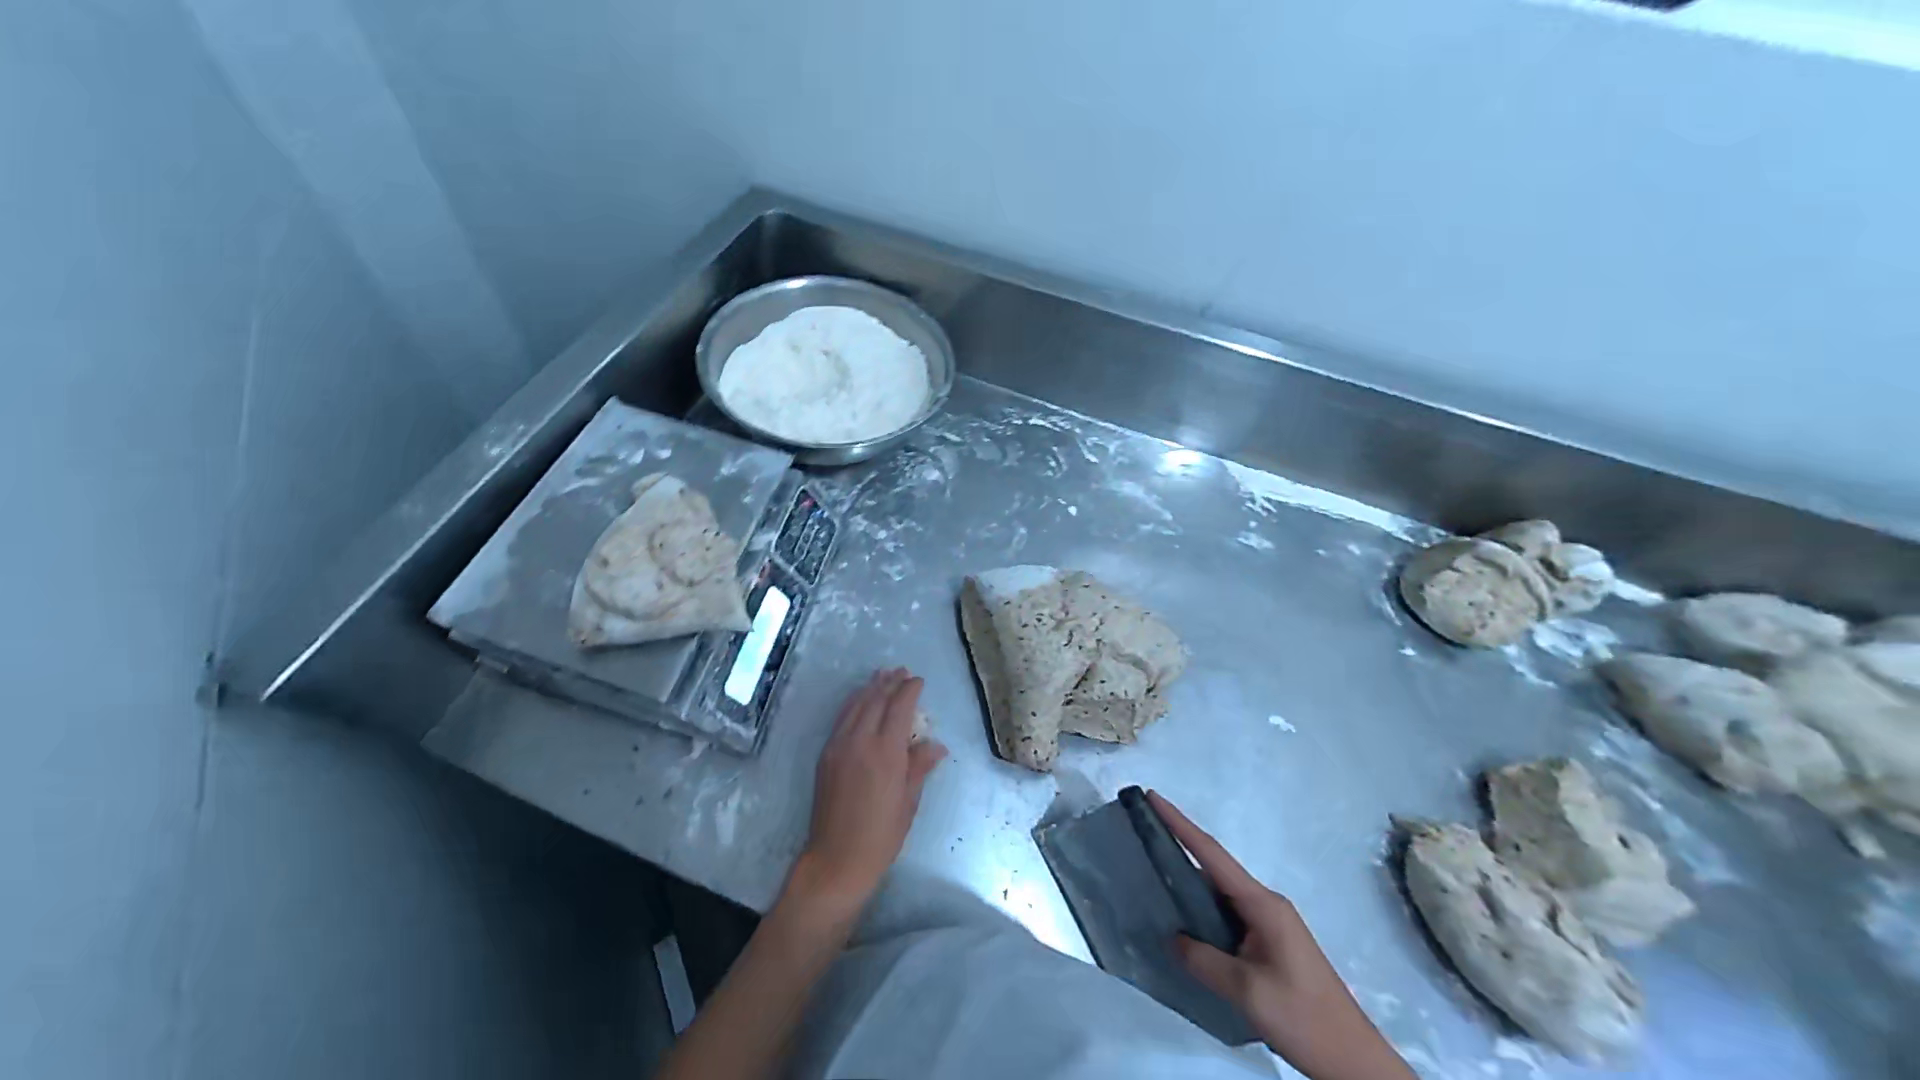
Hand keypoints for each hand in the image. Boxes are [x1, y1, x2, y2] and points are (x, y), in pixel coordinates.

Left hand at [788, 669, 947, 916]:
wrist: (836, 858)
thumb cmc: (881, 835)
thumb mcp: (908, 801)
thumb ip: (919, 766)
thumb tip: (936, 744)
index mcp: (885, 752)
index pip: (898, 707)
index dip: (909, 690)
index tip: (919, 681)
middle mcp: (859, 741)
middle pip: (875, 700)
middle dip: (890, 682)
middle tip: (903, 671)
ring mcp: (838, 746)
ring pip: (856, 705)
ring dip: (871, 688)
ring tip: (883, 675)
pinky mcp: (826, 754)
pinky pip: (842, 718)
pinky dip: (854, 703)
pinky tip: (861, 700)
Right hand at [1149, 791, 1414, 1079]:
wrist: (1354, 1062)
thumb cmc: (1304, 1018)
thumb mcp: (1246, 991)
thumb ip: (1203, 960)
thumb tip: (1173, 938)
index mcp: (1262, 905)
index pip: (1212, 855)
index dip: (1180, 823)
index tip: (1153, 797)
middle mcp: (1266, 905)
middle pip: (1214, 868)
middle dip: (1180, 846)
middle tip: (1143, 835)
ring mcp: (1270, 925)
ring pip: (1220, 894)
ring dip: (1189, 882)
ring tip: (1151, 874)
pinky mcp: (1270, 945)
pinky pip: (1228, 916)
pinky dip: (1202, 911)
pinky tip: (1184, 922)